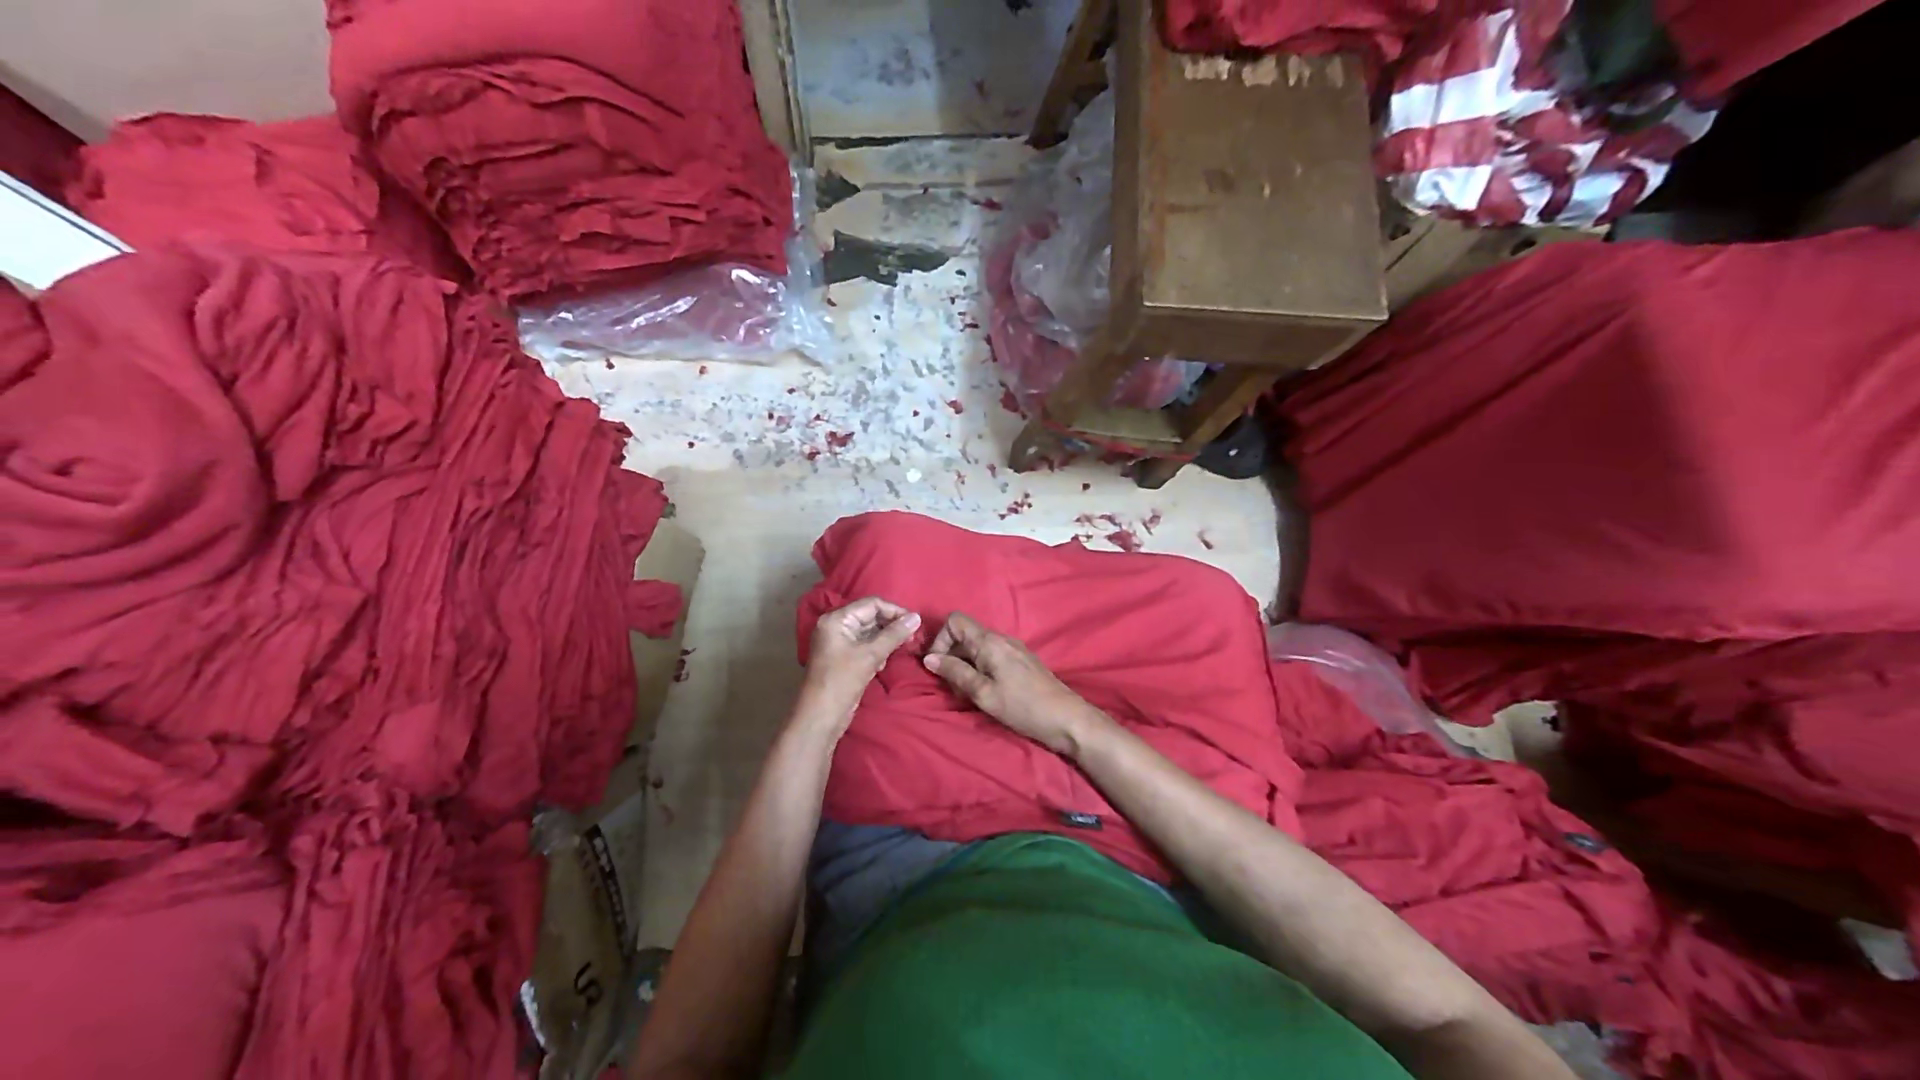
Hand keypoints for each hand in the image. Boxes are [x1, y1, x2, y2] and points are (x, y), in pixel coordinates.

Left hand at [798, 597, 921, 733]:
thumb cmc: (842, 681)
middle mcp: (836, 626)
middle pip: (870, 616)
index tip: (915, 623)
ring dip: (887, 638)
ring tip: (904, 647)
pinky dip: (878, 650)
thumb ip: (894, 635)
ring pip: (869, 632)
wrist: (820, 717)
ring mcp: (839, 642)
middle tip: (913, 637)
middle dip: (892, 625)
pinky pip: (865, 645)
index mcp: (837, 619)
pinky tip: (886, 661)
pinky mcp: (844, 658)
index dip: (894, 611)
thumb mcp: (870, 656)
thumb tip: (916, 617)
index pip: (871, 604)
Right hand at [921, 612, 1111, 755]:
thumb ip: (955, 673)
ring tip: (969, 695)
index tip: (938, 666)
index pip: (955, 621)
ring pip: (978, 648)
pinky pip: (991, 658)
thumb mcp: (983, 693)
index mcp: (990, 642)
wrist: (1067, 719)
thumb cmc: (1023, 707)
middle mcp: (1002, 638)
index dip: (940, 640)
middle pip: (965, 635)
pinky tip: (986, 693)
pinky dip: (981, 671)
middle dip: (951, 658)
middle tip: (953, 688)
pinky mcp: (1022, 662)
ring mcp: (1014, 649)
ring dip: (965, 667)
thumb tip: (929, 658)